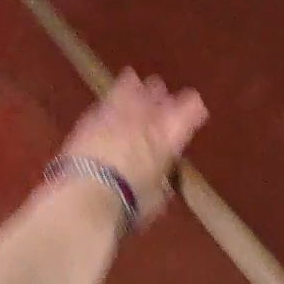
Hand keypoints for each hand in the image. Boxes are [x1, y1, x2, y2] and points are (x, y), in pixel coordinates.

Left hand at [58, 69, 207, 226]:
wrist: (87, 195)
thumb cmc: (129, 205)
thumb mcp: (154, 199)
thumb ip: (158, 184)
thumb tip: (158, 182)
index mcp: (167, 141)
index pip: (187, 116)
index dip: (192, 109)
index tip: (195, 104)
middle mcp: (145, 122)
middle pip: (155, 99)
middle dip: (158, 95)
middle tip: (159, 89)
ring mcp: (116, 117)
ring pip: (128, 93)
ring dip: (132, 88)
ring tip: (133, 79)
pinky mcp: (90, 121)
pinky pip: (103, 104)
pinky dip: (107, 101)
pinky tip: (105, 102)